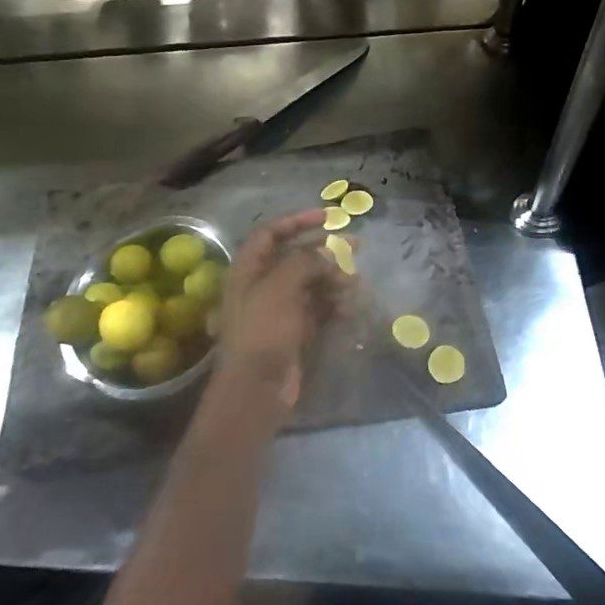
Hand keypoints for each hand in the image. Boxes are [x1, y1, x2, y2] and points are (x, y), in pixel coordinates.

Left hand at [212, 209, 347, 412]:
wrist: (256, 388)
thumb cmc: (262, 332)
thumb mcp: (280, 288)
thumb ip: (304, 262)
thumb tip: (328, 251)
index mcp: (248, 270)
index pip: (270, 233)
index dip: (297, 220)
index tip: (328, 215)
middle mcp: (262, 286)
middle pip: (295, 257)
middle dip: (325, 251)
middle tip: (357, 246)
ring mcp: (279, 310)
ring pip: (310, 284)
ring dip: (333, 279)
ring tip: (354, 283)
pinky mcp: (294, 332)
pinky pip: (318, 309)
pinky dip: (334, 305)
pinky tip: (349, 307)